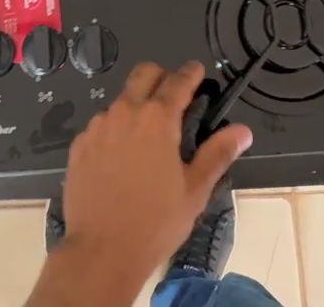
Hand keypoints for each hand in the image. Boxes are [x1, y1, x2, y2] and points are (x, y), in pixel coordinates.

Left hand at [26, 62, 252, 306]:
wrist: (101, 252)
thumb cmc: (155, 222)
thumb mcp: (194, 190)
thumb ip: (217, 154)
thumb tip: (243, 131)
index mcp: (157, 118)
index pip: (178, 80)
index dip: (191, 73)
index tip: (198, 71)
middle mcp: (125, 111)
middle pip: (144, 74)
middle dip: (161, 77)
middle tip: (173, 98)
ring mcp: (98, 125)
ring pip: (121, 100)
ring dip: (136, 107)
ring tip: (146, 140)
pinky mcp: (80, 144)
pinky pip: (102, 125)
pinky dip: (115, 131)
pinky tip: (121, 160)